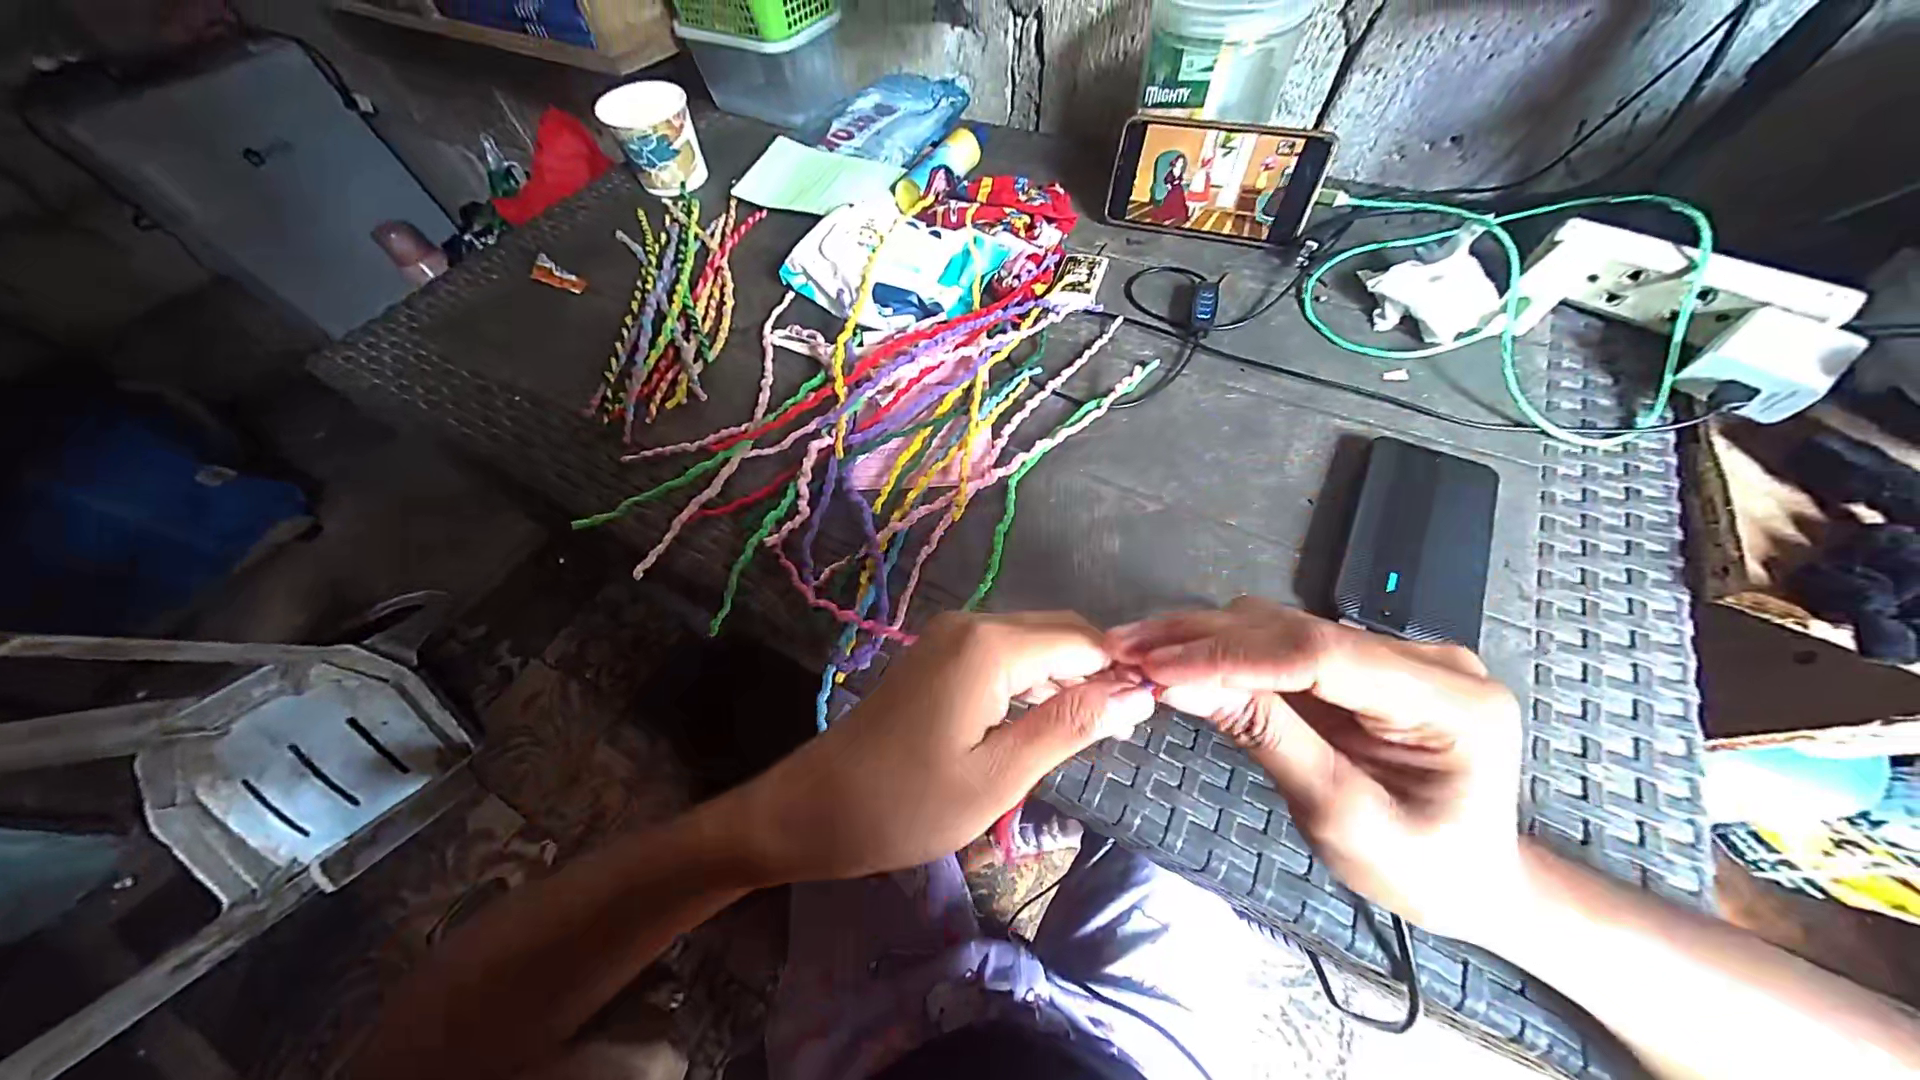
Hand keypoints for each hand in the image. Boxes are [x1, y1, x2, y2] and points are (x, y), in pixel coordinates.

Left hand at [713, 611, 1155, 883]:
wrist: (814, 807)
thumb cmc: (907, 804)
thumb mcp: (999, 776)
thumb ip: (1069, 726)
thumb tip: (1134, 693)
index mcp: (990, 646)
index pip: (1082, 640)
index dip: (1120, 672)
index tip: (1144, 719)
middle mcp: (971, 624)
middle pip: (1057, 632)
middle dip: (1093, 674)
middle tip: (1114, 736)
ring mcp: (949, 636)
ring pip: (1031, 643)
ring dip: (1062, 680)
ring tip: (1081, 736)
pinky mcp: (937, 654)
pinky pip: (1002, 655)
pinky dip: (1029, 682)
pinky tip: (1034, 723)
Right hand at [1108, 597, 1522, 939]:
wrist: (1473, 880)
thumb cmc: (1419, 871)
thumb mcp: (1340, 816)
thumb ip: (1265, 738)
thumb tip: (1177, 685)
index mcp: (1448, 701)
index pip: (1318, 654)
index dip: (1229, 656)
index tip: (1156, 667)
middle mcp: (1423, 658)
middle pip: (1291, 629)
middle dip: (1201, 639)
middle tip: (1125, 650)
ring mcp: (1391, 652)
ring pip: (1278, 626)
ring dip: (1202, 637)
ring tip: (1137, 651)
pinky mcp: (1359, 659)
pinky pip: (1280, 643)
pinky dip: (1223, 650)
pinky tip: (1176, 656)